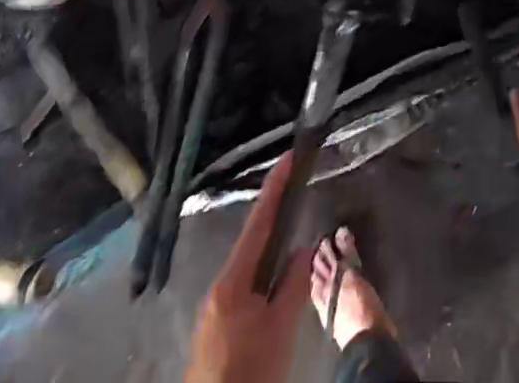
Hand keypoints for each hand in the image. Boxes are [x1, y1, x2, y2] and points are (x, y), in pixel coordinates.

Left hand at [186, 157, 314, 382]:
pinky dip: (266, 274)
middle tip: (298, 188)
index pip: (259, 224)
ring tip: (296, 228)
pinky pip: (246, 288)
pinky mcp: (217, 328)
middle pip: (252, 242)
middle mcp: (218, 289)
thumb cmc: (249, 374)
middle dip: (275, 214)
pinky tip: (280, 279)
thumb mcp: (281, 329)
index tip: (288, 157)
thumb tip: (303, 249)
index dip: (275, 189)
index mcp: (232, 283)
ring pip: (250, 267)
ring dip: (272, 247)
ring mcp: (215, 310)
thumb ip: (294, 284)